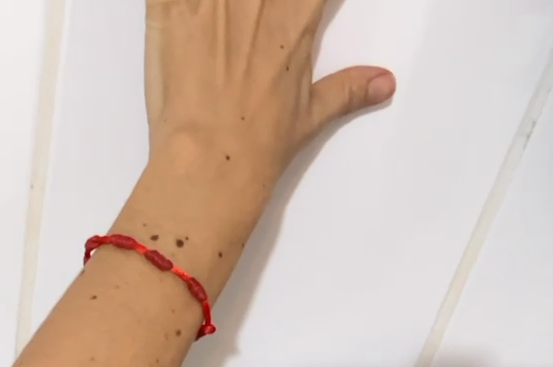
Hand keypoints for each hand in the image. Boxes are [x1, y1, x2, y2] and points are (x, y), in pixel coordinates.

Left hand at [144, 0, 394, 190]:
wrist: (207, 164)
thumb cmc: (256, 146)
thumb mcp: (308, 118)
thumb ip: (346, 90)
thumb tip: (382, 84)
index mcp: (296, 15)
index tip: (304, 9)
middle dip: (259, 2)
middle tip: (253, 19)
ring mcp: (211, 0)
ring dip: (224, 0)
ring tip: (223, 21)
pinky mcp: (170, 9)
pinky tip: (182, 9)